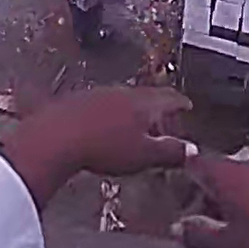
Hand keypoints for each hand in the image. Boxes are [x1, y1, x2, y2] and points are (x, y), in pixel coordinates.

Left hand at [1, 86, 194, 208]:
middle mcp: (124, 92)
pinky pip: (104, 105)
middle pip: (147, 97)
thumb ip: (170, 151)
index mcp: (144, 102)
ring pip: (125, 100)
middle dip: (158, 110)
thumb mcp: (144, 155)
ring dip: (134, 114)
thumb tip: (191, 150)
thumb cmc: (104, 145)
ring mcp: (100, 94)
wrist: (57, 136)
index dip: (180, 103)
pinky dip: (113, 116)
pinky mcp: (80, 101)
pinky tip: (107, 131)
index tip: (186, 105)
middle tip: (165, 126)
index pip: (170, 97)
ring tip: (137, 132)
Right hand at [172, 146, 248, 247]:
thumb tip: (179, 229)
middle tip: (214, 215)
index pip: (194, 163)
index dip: (185, 178)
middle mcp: (247, 162)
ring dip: (243, 192)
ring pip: (248, 174)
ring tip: (247, 221)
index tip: (183, 194)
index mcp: (224, 174)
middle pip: (222, 169)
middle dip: (216, 189)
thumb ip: (200, 236)